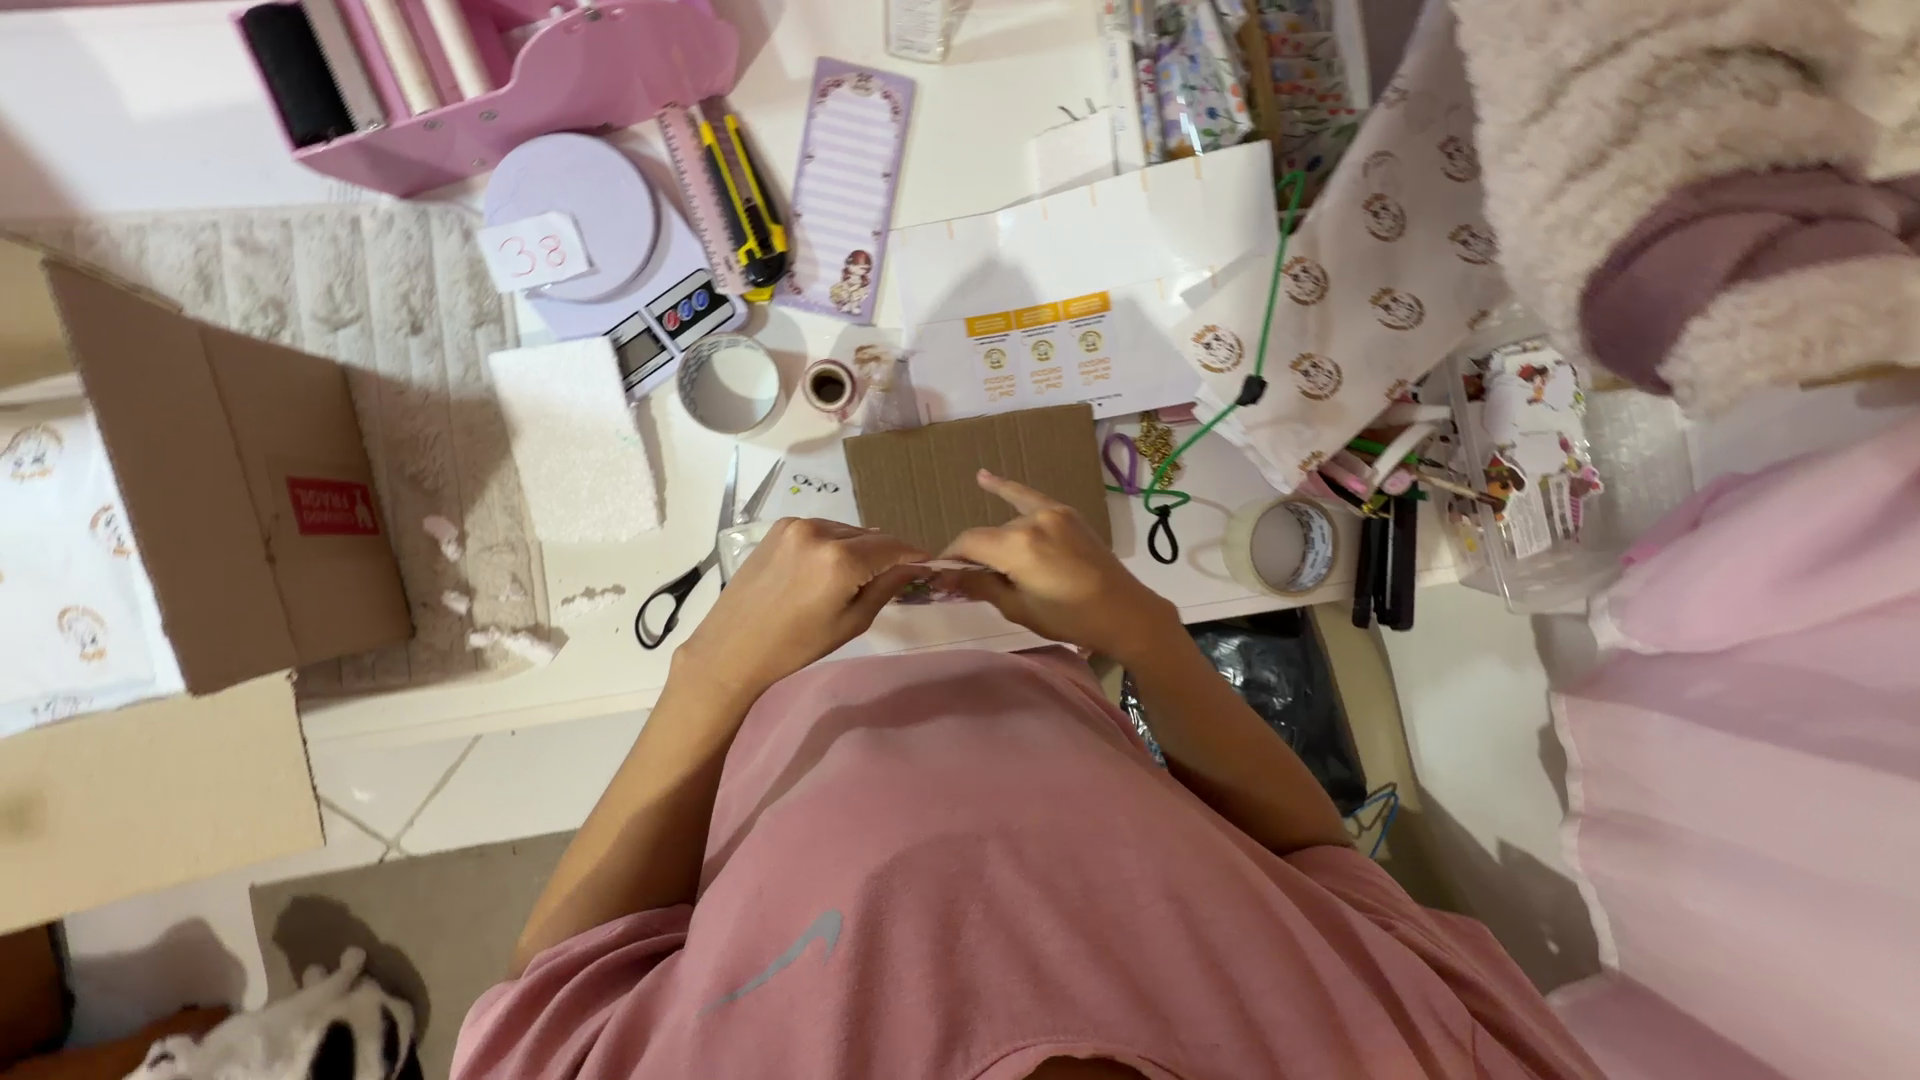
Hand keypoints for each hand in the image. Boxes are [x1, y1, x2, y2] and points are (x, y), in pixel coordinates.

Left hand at [679, 519, 926, 699]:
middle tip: (894, 576)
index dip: (914, 555)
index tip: (927, 565)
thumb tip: (914, 567)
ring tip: (857, 576)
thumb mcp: (851, 622)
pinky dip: (834, 543)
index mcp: (841, 558)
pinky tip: (827, 568)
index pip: (893, 547)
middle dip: (886, 553)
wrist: (733, 647)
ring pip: (846, 531)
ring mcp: (797, 525)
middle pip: (870, 536)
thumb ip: (886, 588)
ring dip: (859, 547)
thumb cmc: (796, 645)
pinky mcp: (779, 527)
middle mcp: (820, 531)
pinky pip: (822, 530)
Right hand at [940, 470, 1180, 663]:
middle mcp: (1031, 521)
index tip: (941, 576)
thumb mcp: (1019, 609)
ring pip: (1009, 524)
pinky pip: (1029, 497)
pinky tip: (983, 477)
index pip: (968, 543)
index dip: (950, 559)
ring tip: (1002, 569)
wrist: (1125, 613)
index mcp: (1017, 546)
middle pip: (989, 536)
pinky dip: (1006, 488)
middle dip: (978, 557)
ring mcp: (1052, 512)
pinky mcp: (1066, 513)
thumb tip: (943, 578)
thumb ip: (980, 585)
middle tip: (976, 584)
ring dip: (1000, 543)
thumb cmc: (1070, 619)